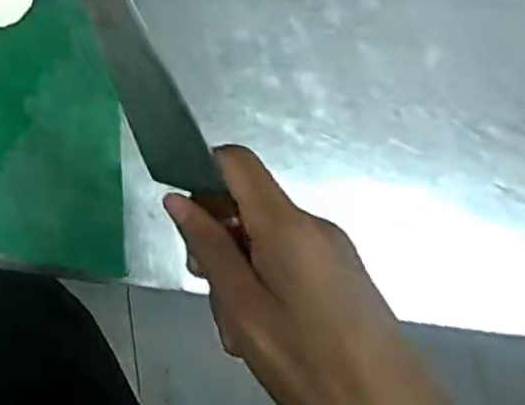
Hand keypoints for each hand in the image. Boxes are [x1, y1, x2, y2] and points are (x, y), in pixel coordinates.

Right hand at [165, 147, 448, 404]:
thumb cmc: (313, 364)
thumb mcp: (244, 309)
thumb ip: (209, 249)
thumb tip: (178, 200)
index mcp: (286, 224)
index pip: (236, 160)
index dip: (203, 171)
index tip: (186, 213)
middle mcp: (313, 224)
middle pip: (249, 201)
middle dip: (219, 234)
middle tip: (207, 283)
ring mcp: (334, 248)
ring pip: (266, 234)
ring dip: (242, 266)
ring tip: (238, 322)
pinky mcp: (346, 273)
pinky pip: (292, 255)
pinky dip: (268, 277)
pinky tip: (266, 325)